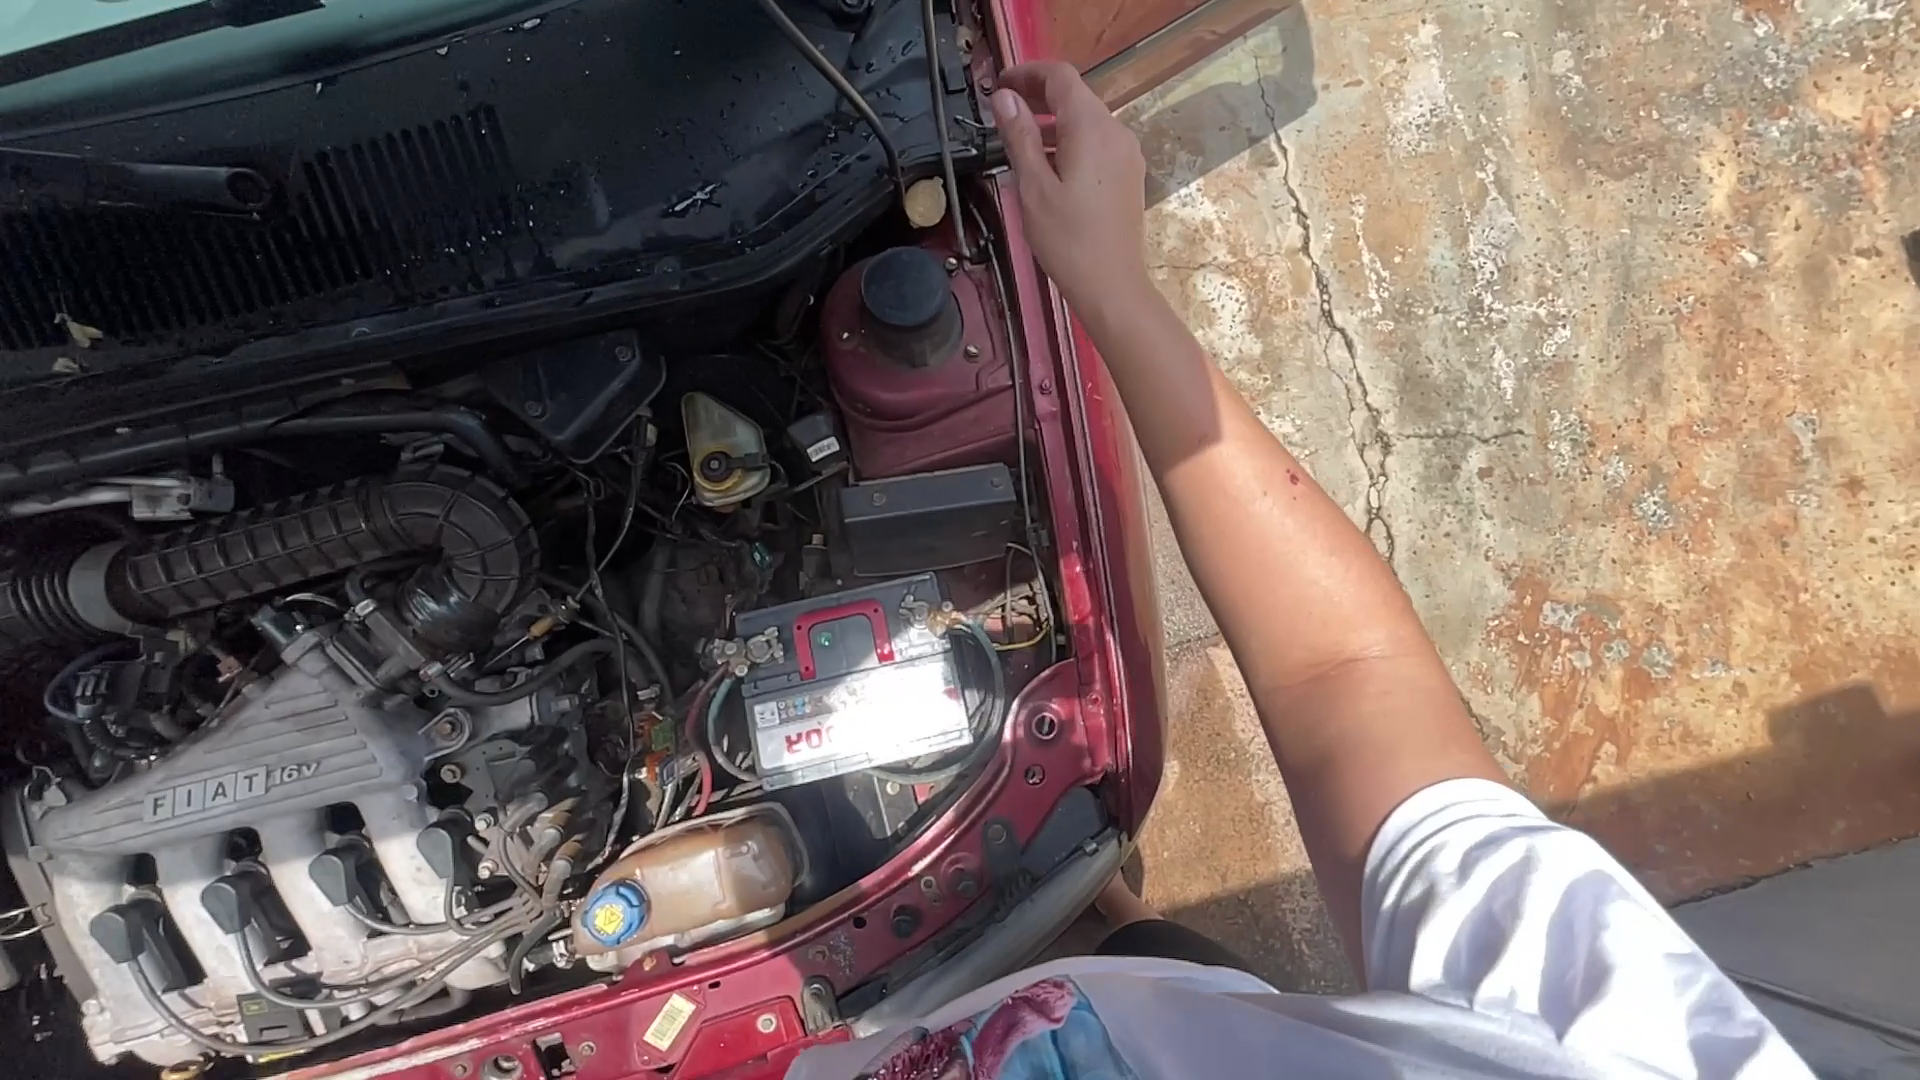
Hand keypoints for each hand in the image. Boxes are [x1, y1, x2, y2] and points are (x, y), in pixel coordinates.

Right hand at [991, 62, 1152, 320]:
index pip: (1060, 77)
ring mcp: (1127, 155)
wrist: (1112, 286)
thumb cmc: (1068, 242)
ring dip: (1054, 126)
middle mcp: (1115, 132)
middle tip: (1005, 114)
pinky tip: (1050, 171)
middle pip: (1076, 98)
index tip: (999, 85)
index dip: (1027, 73)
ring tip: (1021, 146)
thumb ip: (1020, 137)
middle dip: (1039, 99)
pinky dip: (1072, 146)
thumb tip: (1004, 99)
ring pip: (1087, 124)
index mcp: (1091, 128)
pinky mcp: (1129, 178)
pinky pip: (1098, 147)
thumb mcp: (1034, 189)